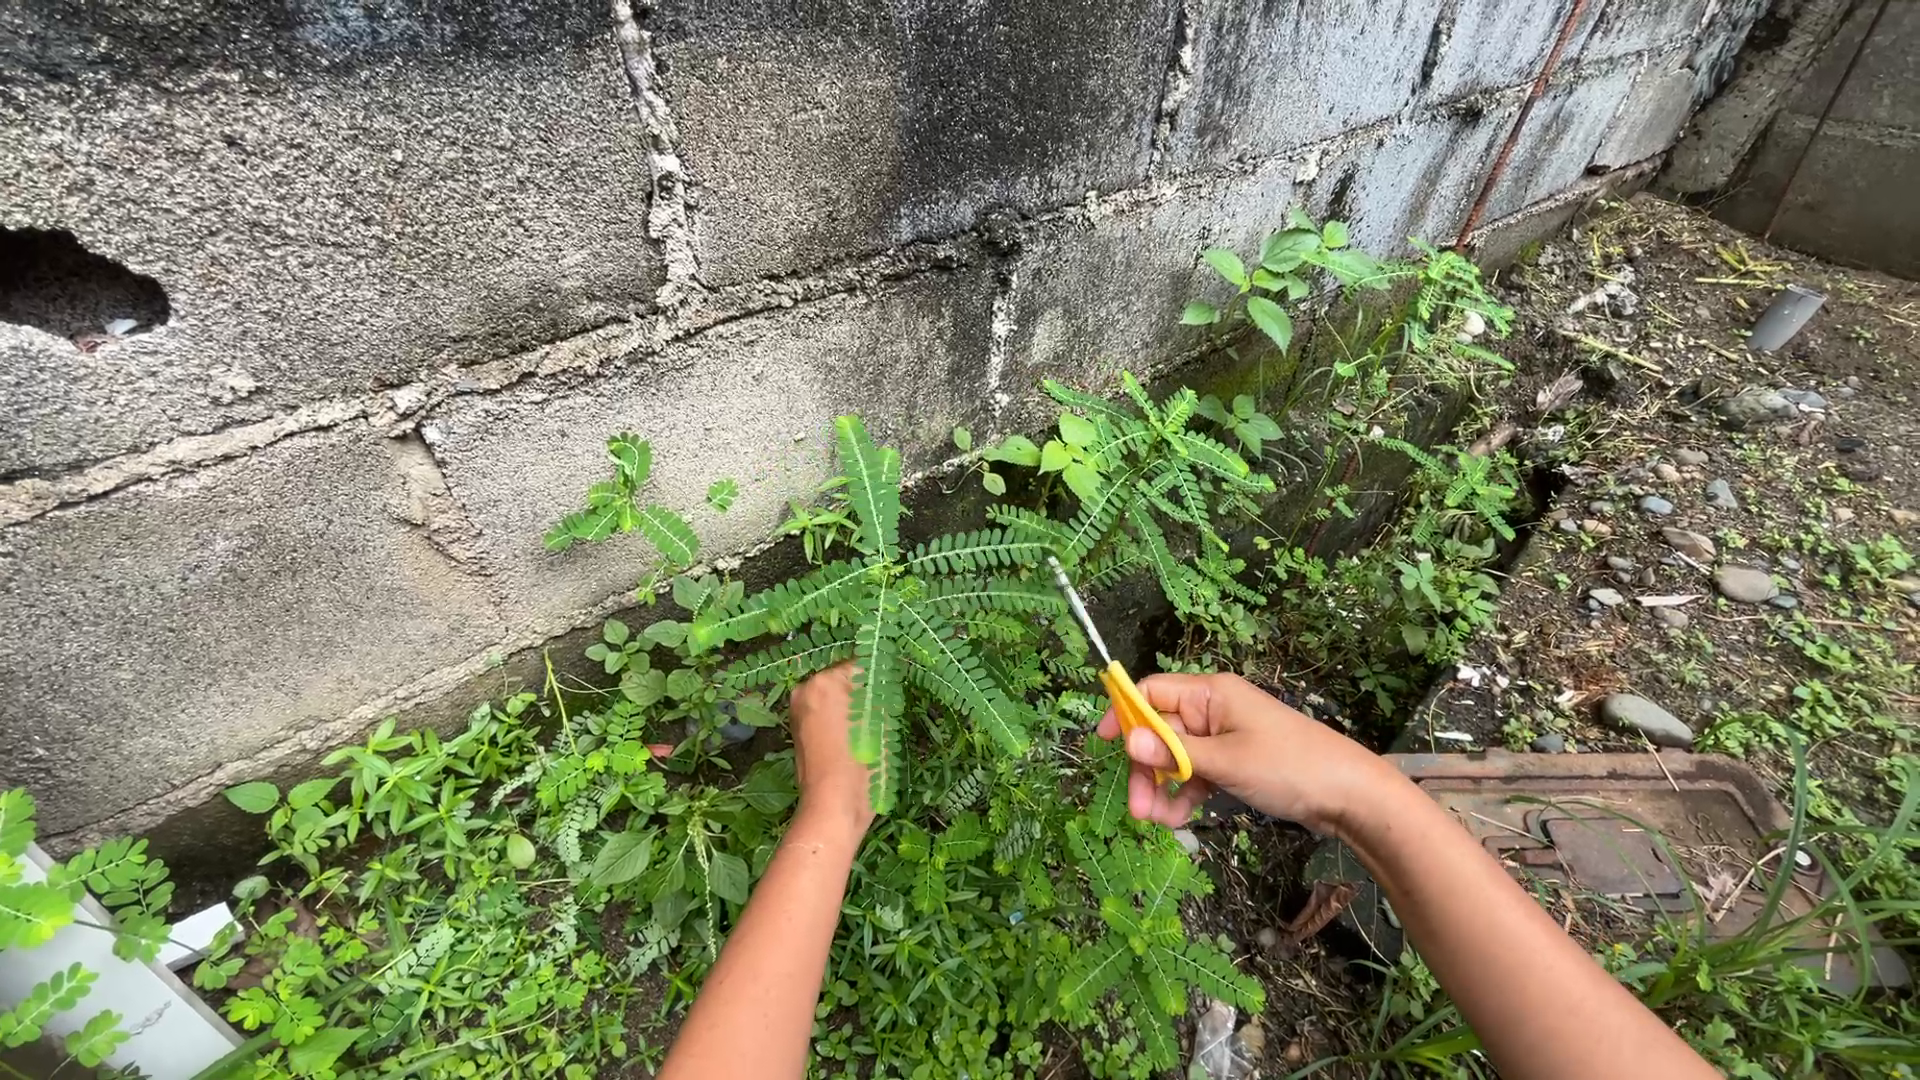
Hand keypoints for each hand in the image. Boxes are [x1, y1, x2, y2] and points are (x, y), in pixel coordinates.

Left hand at [788, 664, 876, 839]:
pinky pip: (822, 708)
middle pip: (843, 675)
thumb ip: (881, 691)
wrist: (833, 806)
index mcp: (828, 681)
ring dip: (850, 699)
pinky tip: (854, 731)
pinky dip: (837, 713)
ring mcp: (798, 707)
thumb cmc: (862, 765)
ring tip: (870, 721)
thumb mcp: (881, 722)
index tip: (895, 684)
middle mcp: (807, 687)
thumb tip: (886, 673)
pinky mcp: (797, 725)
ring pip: (832, 692)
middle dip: (863, 686)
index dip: (881, 672)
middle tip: (884, 705)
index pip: (861, 663)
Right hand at [1094, 672, 1402, 839]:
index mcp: (1210, 693)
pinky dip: (1183, 793)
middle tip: (1136, 807)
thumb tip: (1127, 740)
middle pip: (1160, 731)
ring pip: (1175, 756)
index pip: (1152, 691)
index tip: (1104, 743)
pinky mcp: (1233, 762)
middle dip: (1145, 767)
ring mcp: (1223, 736)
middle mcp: (1212, 709)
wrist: (1352, 797)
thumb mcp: (1227, 762)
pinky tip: (1177, 818)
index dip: (1125, 713)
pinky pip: (1196, 773)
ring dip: (1161, 786)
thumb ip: (1174, 753)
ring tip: (1155, 821)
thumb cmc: (1289, 766)